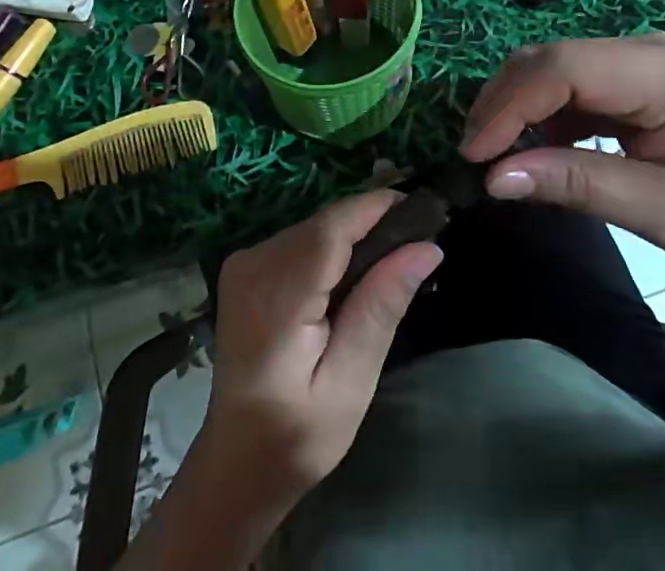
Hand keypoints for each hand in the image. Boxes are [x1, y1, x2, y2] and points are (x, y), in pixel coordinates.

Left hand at [200, 191, 442, 503]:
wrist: (237, 457)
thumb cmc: (298, 433)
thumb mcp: (351, 380)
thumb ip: (381, 306)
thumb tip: (427, 247)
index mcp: (275, 294)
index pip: (331, 228)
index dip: (377, 207)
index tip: (427, 209)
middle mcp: (252, 264)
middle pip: (321, 224)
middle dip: (371, 224)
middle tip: (422, 246)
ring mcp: (243, 264)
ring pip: (311, 229)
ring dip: (353, 237)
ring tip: (397, 262)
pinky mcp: (244, 270)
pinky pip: (297, 243)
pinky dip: (330, 250)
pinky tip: (356, 276)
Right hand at [459, 35, 664, 306]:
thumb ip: (578, 186)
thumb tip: (493, 176)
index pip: (563, 68)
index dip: (508, 106)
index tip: (474, 156)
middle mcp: (652, 52)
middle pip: (550, 59)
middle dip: (502, 104)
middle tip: (475, 158)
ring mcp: (644, 64)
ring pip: (551, 69)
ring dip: (515, 109)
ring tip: (495, 157)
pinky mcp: (636, 84)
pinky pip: (569, 88)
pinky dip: (539, 117)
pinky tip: (532, 150)